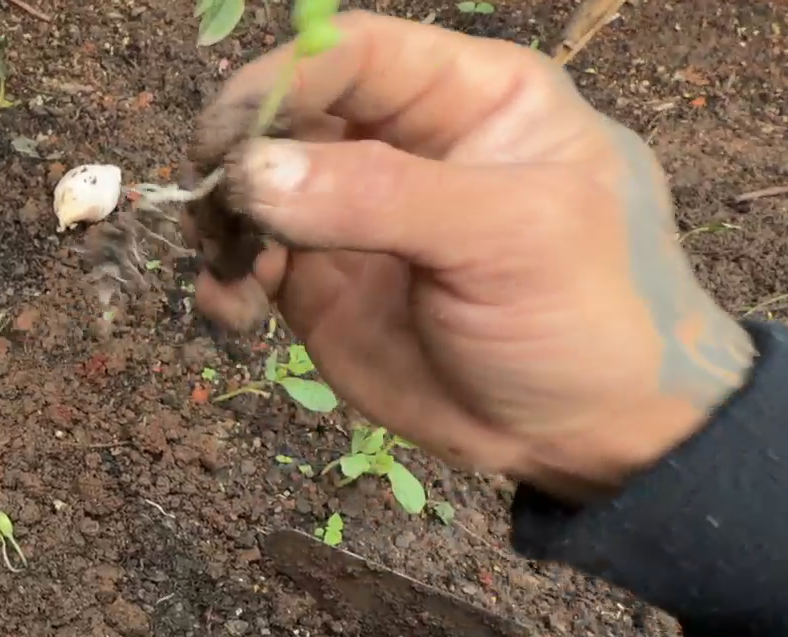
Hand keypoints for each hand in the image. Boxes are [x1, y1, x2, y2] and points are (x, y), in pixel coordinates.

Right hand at [190, 13, 754, 501]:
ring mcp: (340, 223)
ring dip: (220, 230)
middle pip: (283, 123)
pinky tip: (233, 316)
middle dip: (234, 163)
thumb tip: (246, 176)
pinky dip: (220, 286)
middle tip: (214, 216)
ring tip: (235, 279)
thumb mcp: (504, 236)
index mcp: (463, 102)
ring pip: (249, 197)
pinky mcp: (307, 288)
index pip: (354, 57)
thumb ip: (377, 197)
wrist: (559, 429)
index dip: (281, 83)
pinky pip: (242, 268)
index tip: (224, 143)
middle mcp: (391, 151)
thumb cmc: (573, 314)